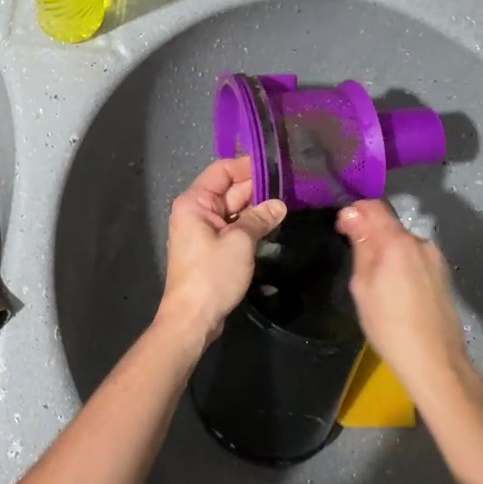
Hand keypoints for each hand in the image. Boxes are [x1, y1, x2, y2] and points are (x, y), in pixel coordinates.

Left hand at [157, 158, 287, 345]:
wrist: (192, 319)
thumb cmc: (212, 274)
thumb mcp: (239, 243)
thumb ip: (259, 218)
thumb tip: (280, 205)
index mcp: (194, 201)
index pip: (222, 170)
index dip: (248, 166)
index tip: (276, 164)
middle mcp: (196, 211)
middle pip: (229, 189)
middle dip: (257, 186)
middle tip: (289, 183)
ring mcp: (203, 230)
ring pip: (233, 209)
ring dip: (256, 206)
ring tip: (287, 200)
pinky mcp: (211, 248)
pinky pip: (232, 226)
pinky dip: (250, 223)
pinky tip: (272, 222)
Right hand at [337, 200, 468, 388]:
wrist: (435, 361)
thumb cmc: (389, 325)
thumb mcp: (363, 286)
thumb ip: (360, 245)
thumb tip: (352, 214)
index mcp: (397, 241)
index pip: (373, 207)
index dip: (354, 212)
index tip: (343, 231)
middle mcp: (420, 242)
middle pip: (389, 225)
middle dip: (371, 235)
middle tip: (358, 263)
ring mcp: (435, 258)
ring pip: (403, 243)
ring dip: (388, 252)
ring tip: (379, 283)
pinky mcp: (444, 275)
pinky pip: (416, 258)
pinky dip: (403, 264)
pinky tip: (399, 292)